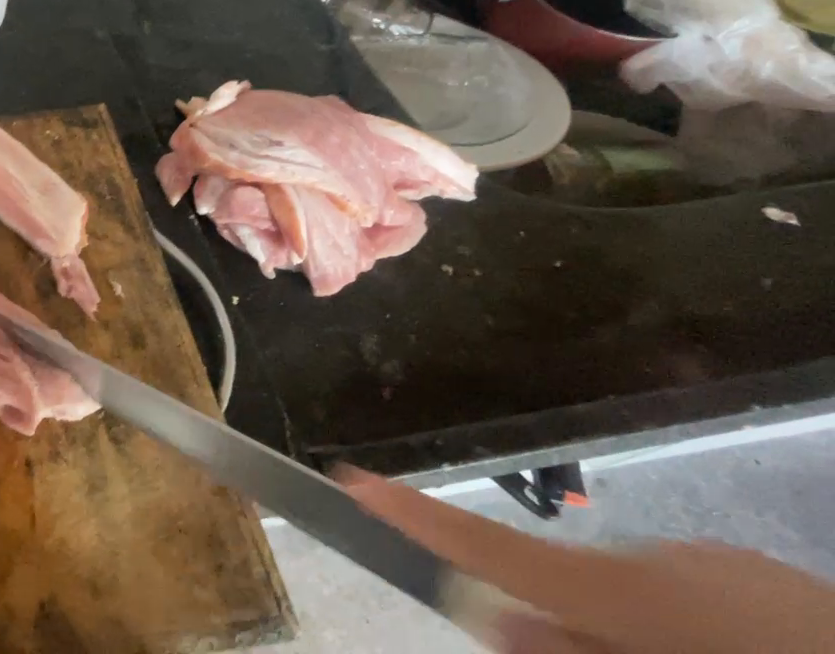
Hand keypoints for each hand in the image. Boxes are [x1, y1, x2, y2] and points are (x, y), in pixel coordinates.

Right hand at [337, 467, 834, 653]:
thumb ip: (570, 649)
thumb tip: (495, 622)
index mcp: (641, 596)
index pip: (497, 552)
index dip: (416, 518)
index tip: (349, 481)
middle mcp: (672, 562)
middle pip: (563, 581)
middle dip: (548, 621)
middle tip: (552, 651)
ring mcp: (727, 565)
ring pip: (627, 595)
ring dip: (618, 636)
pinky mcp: (768, 580)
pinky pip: (685, 599)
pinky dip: (674, 633)